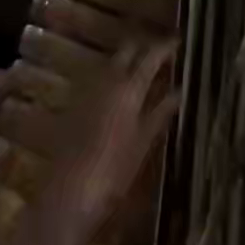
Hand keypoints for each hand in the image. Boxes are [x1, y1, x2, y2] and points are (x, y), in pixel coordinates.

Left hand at [48, 39, 177, 221]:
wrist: (65, 200)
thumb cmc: (114, 171)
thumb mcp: (144, 142)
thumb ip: (161, 112)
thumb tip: (179, 91)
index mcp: (129, 88)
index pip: (151, 56)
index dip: (166, 48)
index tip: (179, 44)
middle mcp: (107, 84)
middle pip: (126, 52)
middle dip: (143, 48)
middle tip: (160, 55)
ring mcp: (87, 95)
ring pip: (110, 65)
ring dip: (127, 61)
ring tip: (143, 71)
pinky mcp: (73, 109)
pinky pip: (97, 82)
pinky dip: (111, 79)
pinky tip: (119, 92)